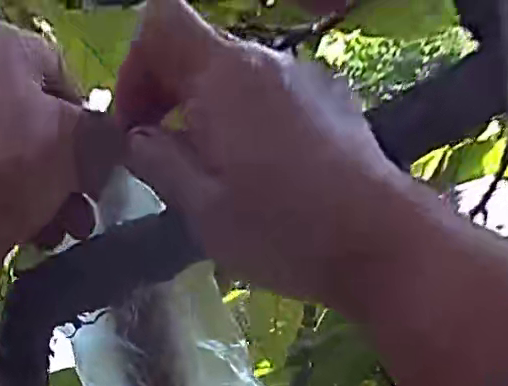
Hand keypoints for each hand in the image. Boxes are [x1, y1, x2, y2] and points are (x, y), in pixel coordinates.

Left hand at [0, 21, 116, 385]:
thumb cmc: (3, 160)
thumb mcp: (72, 137)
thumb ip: (103, 138)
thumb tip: (113, 151)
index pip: (62, 74)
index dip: (91, 118)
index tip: (107, 159)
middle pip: (47, 130)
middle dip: (77, 172)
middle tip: (94, 202)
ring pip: (31, 172)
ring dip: (60, 203)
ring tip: (73, 231)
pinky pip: (8, 203)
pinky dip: (30, 221)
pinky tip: (42, 241)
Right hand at [113, 0, 415, 309]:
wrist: (374, 240)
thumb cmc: (280, 230)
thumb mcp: (202, 209)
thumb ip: (160, 163)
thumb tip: (136, 138)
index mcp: (223, 78)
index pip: (160, 23)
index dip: (133, 70)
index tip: (133, 129)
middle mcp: (264, 61)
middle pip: (196, 53)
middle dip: (165, 99)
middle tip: (161, 163)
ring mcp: (301, 78)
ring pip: (232, 80)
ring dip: (204, 117)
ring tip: (209, 179)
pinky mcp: (328, 101)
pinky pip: (268, 98)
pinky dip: (242, 125)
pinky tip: (254, 176)